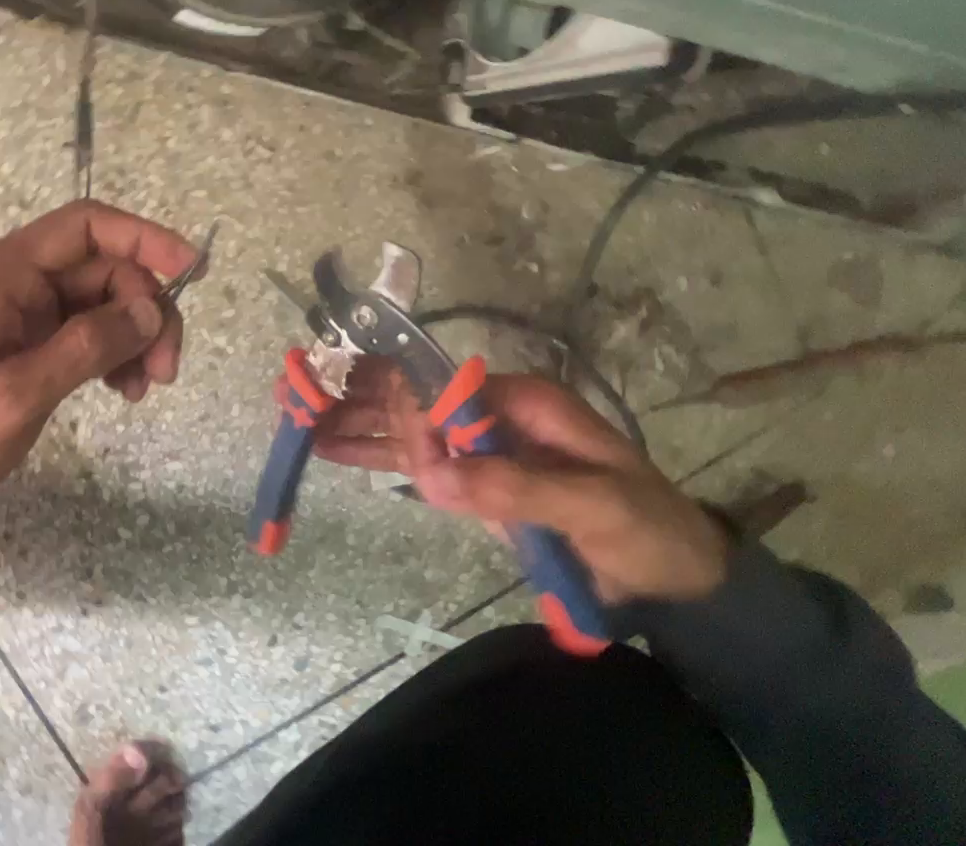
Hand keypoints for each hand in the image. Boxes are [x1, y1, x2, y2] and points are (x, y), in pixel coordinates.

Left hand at [0, 201, 196, 514]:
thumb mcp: (18, 394)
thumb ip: (86, 348)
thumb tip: (150, 312)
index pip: (83, 227)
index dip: (142, 237)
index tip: (192, 269)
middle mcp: (14, 280)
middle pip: (103, 269)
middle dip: (145, 310)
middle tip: (167, 369)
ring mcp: (23, 310)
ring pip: (102, 302)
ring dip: (135, 337)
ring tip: (146, 388)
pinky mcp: (30, 339)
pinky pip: (87, 331)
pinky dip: (114, 354)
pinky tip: (123, 389)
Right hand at [314, 365, 731, 602]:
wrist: (668, 574)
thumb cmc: (644, 529)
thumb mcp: (594, 506)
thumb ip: (515, 487)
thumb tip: (433, 477)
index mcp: (522, 402)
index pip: (443, 392)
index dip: (403, 407)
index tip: (375, 435)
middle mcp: (489, 414)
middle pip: (410, 399)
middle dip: (355, 398)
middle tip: (297, 397)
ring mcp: (475, 446)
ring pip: (401, 427)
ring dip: (351, 422)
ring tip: (299, 421)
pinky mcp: (467, 477)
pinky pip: (411, 461)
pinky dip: (370, 453)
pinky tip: (329, 449)